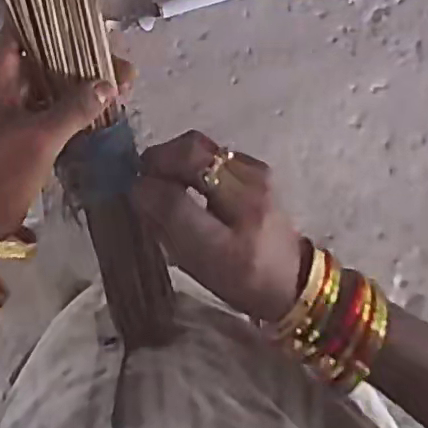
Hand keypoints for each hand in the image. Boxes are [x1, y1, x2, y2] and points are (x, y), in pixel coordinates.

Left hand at [0, 35, 133, 239]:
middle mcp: (4, 82)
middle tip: (119, 58)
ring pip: (54, 80)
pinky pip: (55, 104)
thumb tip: (110, 83)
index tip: (90, 20)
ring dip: (85, 79)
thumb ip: (76, 108)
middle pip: (46, 53)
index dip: (55, 19)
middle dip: (84, 53)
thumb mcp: (39, 139)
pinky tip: (108, 103)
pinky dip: (79, 102)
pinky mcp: (24, 128)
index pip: (24, 27)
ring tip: (124, 80)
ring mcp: (14, 106)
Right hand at [132, 130, 307, 321]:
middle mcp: (247, 201)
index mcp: (230, 245)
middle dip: (159, 158)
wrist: (294, 276)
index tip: (133, 190)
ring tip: (163, 173)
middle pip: (192, 155)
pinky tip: (190, 175)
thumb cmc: (241, 282)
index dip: (148, 191)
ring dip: (174, 154)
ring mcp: (256, 176)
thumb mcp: (199, 269)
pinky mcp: (258, 165)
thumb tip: (138, 192)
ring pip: (201, 145)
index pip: (178, 203)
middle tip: (144, 173)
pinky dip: (193, 157)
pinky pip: (214, 149)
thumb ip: (167, 230)